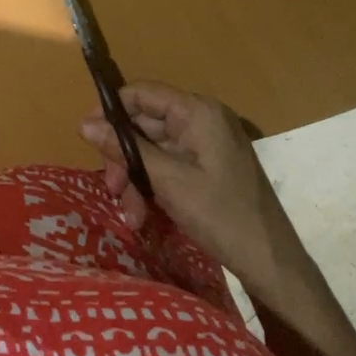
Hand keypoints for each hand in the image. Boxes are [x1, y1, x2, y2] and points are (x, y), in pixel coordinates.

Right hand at [80, 80, 291, 267]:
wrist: (271, 262)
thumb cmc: (221, 215)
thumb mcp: (167, 181)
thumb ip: (125, 149)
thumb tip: (84, 123)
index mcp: (198, 112)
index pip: (141, 93)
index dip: (111, 112)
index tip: (89, 140)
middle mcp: (203, 118)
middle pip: (145, 122)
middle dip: (124, 156)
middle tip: (113, 189)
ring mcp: (208, 142)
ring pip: (154, 147)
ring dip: (137, 176)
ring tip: (130, 213)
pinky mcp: (210, 164)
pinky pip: (170, 162)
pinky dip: (154, 183)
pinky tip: (144, 213)